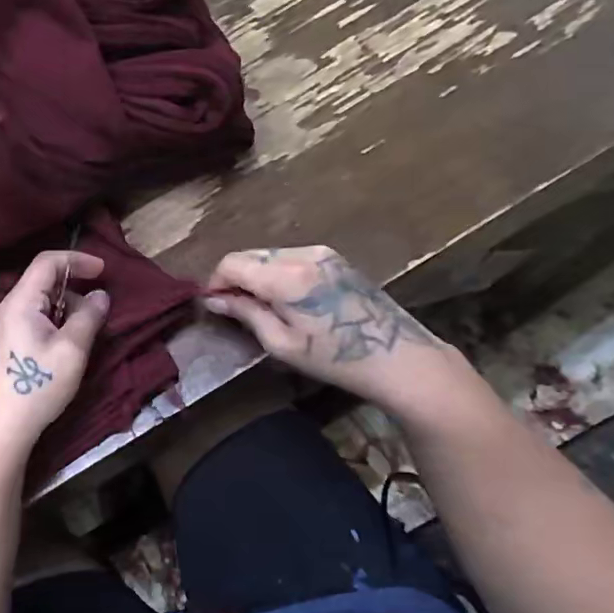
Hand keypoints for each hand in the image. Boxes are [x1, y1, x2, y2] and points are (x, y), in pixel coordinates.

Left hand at [0, 251, 111, 447]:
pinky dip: (51, 321)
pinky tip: (63, 345)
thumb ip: (88, 316)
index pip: (46, 262)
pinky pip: (30, 319)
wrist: (1, 426)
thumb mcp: (72, 350)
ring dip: (64, 309)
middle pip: (41, 281)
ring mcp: (0, 327)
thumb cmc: (38, 384)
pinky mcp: (2, 344)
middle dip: (73, 289)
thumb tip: (100, 296)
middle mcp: (4, 308)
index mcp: (19, 302)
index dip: (77, 260)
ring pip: (37, 302)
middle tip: (96, 314)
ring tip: (82, 336)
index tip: (104, 271)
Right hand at [203, 246, 462, 412]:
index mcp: (286, 277)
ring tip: (259, 307)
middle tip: (233, 309)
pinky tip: (283, 299)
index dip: (215, 283)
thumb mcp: (281, 343)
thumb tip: (214, 300)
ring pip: (267, 255)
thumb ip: (245, 314)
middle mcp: (302, 255)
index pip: (231, 264)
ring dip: (254, 275)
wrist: (399, 358)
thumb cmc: (335, 359)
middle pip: (248, 255)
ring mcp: (321, 253)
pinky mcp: (334, 258)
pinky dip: (274, 273)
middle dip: (233, 278)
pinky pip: (288, 257)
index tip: (214, 306)